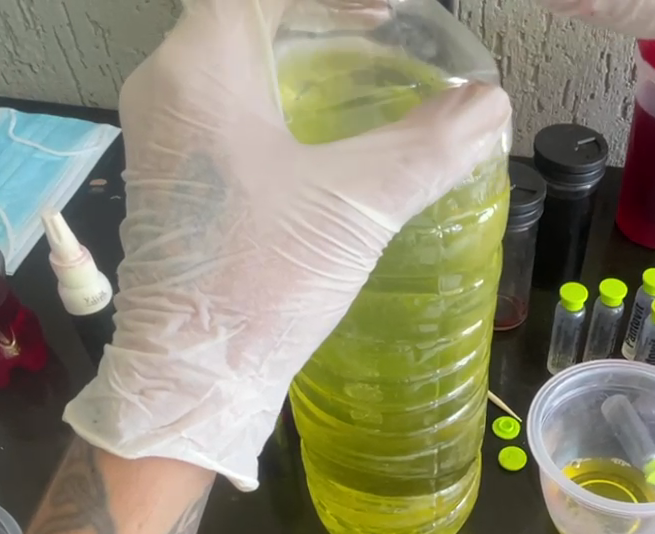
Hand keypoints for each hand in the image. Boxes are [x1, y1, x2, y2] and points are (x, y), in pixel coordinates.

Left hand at [63, 0, 511, 489]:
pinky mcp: (175, 190)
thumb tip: (491, 106)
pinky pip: (226, 120)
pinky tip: (321, 154)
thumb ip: (429, 148)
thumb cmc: (264, 280)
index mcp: (199, 67)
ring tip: (361, 91)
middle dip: (320, 25)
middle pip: (247, 22)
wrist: (198, 377)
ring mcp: (163, 143)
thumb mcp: (358, 206)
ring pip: (234, 72)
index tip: (390, 15)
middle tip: (384, 45)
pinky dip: (278, 115)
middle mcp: (166, 90)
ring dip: (298, 70)